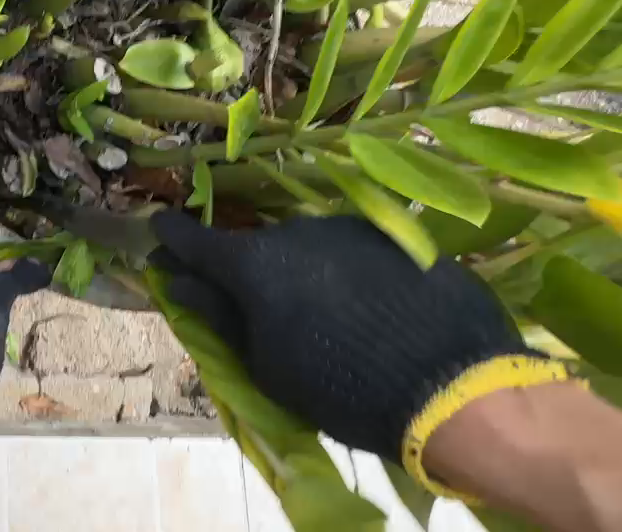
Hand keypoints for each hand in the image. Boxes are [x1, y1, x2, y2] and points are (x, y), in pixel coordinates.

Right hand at [148, 212, 565, 482]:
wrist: (464, 392)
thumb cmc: (343, 388)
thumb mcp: (266, 365)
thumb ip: (217, 316)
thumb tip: (173, 281)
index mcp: (249, 264)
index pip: (189, 237)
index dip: (169, 236)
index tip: (157, 233)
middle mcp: (288, 232)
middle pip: (251, 247)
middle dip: (246, 271)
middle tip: (261, 307)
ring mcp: (342, 229)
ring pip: (302, 248)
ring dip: (299, 272)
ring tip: (327, 315)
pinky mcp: (390, 236)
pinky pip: (349, 253)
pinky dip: (344, 274)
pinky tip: (369, 310)